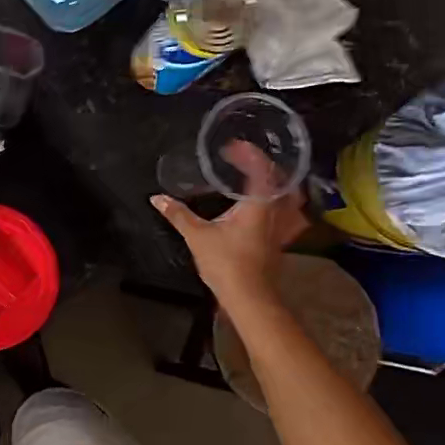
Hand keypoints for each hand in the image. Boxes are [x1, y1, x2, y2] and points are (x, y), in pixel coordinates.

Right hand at [152, 140, 308, 311]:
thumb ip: (178, 214)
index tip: (231, 147)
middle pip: (279, 177)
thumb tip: (156, 198)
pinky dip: (277, 202)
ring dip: (275, 183)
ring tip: (258, 178)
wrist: (249, 297)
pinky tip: (265, 207)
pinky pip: (286, 211)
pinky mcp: (281, 239)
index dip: (247, 153)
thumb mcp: (197, 236)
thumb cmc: (226, 263)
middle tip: (243, 159)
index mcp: (260, 202)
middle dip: (263, 165)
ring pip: (287, 195)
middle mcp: (277, 209)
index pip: (260, 167)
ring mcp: (283, 225)